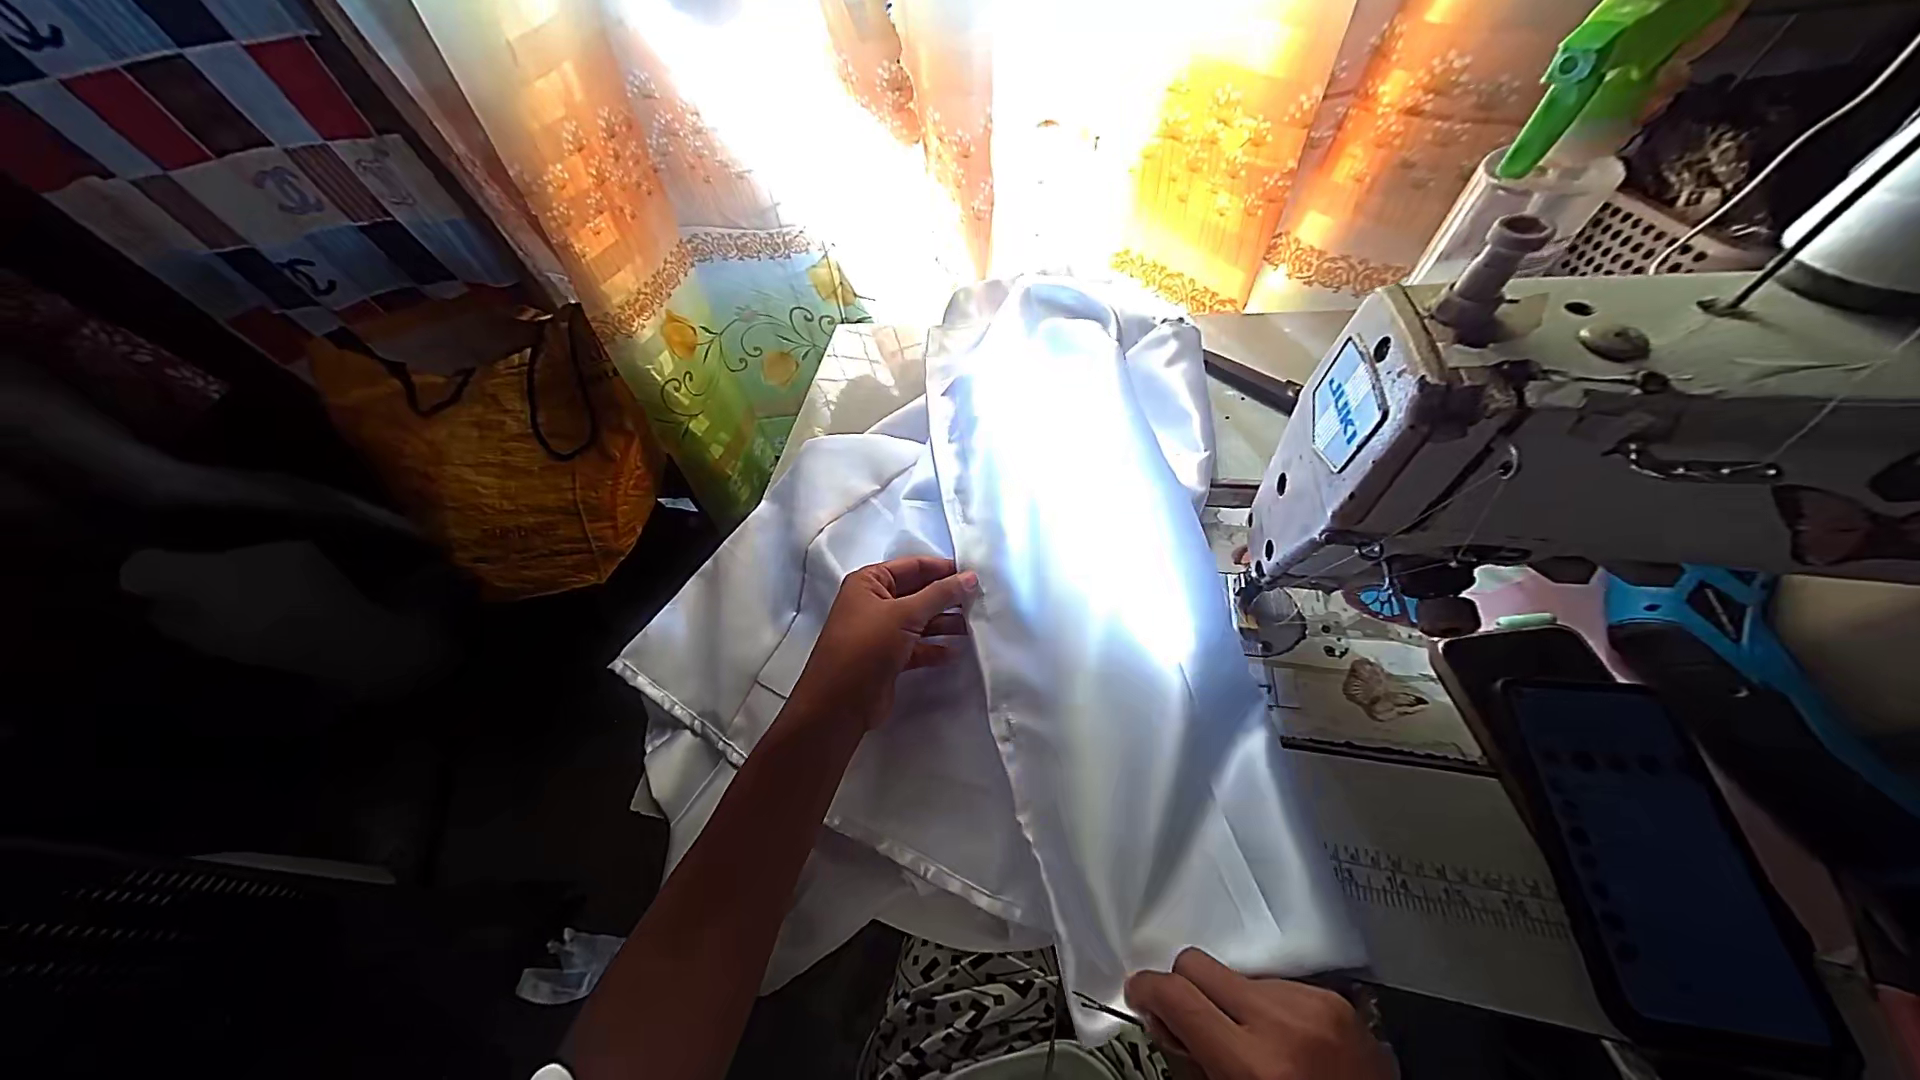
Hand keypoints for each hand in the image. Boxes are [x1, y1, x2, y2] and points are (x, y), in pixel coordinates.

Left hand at [787, 556, 977, 731]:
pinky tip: (955, 652)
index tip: (974, 574)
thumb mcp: (905, 614)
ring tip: (974, 625)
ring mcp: (881, 631)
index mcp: (870, 582)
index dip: (943, 568)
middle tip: (980, 600)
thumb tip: (970, 577)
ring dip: (945, 623)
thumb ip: (940, 594)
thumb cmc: (867, 646)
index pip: (913, 566)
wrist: (840, 703)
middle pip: (919, 593)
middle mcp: (874, 603)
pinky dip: (935, 648)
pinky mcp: (888, 657)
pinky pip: (917, 646)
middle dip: (947, 597)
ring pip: (920, 620)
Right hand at [1124, 949, 1388, 1079]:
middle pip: (1198, 964)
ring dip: (1232, 1002)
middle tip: (1189, 1020)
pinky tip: (1286, 1042)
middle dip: (1185, 988)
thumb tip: (1166, 1019)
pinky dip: (1270, 1008)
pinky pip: (1276, 984)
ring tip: (1253, 1044)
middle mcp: (1283, 1026)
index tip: (1141, 996)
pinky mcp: (1336, 1002)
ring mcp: (1315, 1008)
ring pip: (1236, 974)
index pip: (1177, 995)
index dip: (1147, 991)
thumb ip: (1194, 1062)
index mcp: (1254, 1068)